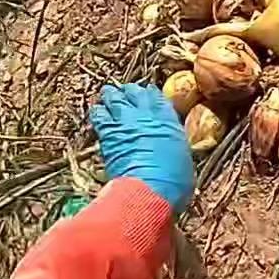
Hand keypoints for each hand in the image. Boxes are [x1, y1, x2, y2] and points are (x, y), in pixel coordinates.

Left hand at [89, 84, 195, 213]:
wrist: (151, 187)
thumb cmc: (173, 179)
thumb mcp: (182, 157)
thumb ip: (174, 145)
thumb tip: (172, 147)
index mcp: (168, 120)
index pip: (158, 97)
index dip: (151, 93)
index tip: (148, 91)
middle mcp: (147, 115)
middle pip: (134, 93)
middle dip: (129, 91)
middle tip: (126, 91)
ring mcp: (126, 122)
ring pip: (114, 98)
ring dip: (111, 96)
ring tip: (107, 94)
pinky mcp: (108, 133)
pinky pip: (99, 115)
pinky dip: (98, 112)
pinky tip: (96, 111)